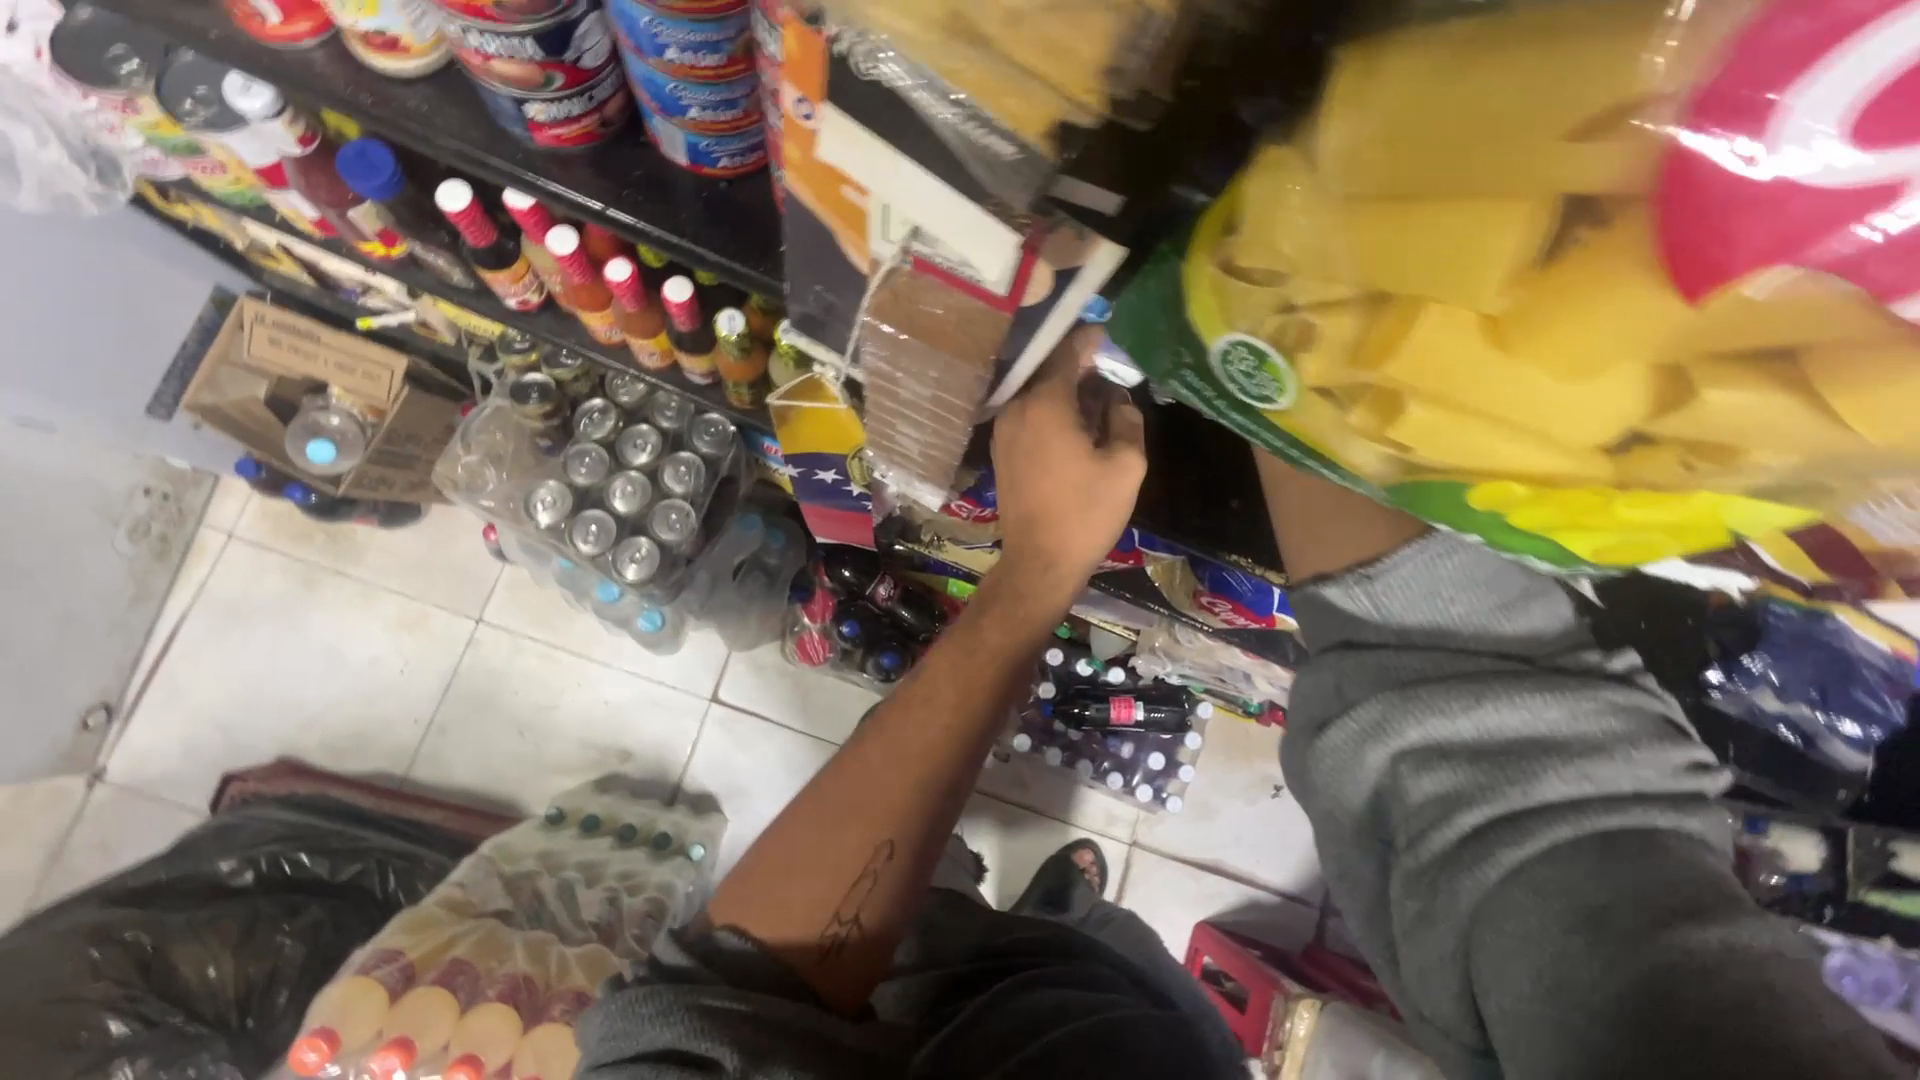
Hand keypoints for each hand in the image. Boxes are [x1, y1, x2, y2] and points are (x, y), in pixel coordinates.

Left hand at [990, 328, 1146, 597]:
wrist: (1039, 562)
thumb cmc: (1086, 514)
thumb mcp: (1127, 465)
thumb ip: (1127, 419)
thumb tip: (1118, 398)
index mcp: (1045, 404)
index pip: (1068, 351)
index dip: (1093, 339)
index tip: (1114, 335)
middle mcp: (1016, 408)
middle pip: (1052, 373)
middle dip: (1084, 370)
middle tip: (1115, 377)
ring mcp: (1003, 431)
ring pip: (1039, 396)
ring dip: (1068, 395)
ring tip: (1100, 409)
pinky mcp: (1001, 452)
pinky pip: (1030, 418)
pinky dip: (1052, 415)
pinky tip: (1077, 433)